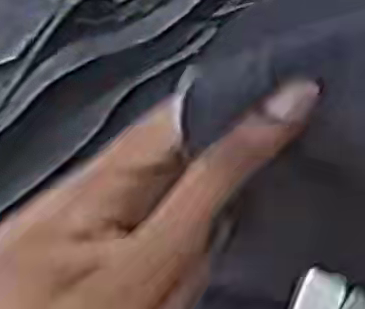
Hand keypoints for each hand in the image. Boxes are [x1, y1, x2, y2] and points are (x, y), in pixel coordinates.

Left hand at [0, 81, 318, 308]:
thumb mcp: (164, 255)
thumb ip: (228, 170)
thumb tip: (292, 98)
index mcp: (64, 203)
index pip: (175, 116)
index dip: (242, 100)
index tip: (304, 96)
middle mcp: (61, 217)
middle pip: (175, 150)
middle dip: (231, 155)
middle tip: (268, 172)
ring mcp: (75, 246)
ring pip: (177, 183)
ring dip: (219, 190)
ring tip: (230, 219)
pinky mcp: (99, 268)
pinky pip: (169, 216)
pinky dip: (202, 218)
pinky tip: (212, 237)